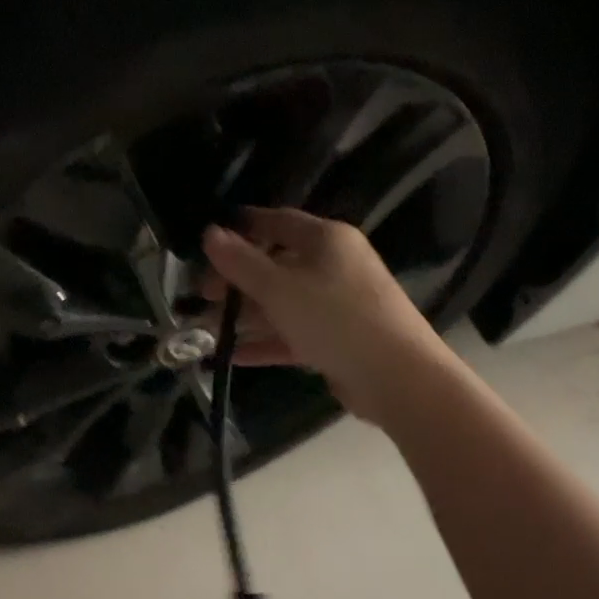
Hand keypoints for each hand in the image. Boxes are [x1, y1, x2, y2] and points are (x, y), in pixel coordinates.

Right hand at [201, 208, 450, 424]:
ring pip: (280, 303)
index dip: (240, 229)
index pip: (275, 222)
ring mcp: (335, 304)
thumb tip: (209, 233)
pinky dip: (263, 342)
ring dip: (243, 316)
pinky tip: (230, 356)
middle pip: (274, 264)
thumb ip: (240, 262)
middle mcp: (332, 266)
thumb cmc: (335, 319)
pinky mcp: (335, 339)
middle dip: (235, 280)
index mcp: (325, 240)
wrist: (396, 377)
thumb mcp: (279, 288)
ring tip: (204, 330)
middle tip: (201, 295)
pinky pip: (290, 334)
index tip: (205, 244)